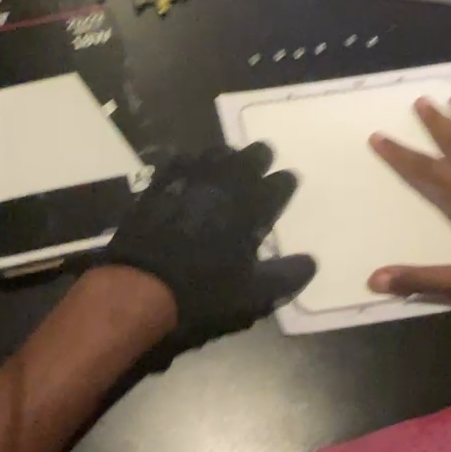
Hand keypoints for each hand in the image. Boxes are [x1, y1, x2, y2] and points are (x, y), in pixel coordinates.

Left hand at [100, 143, 315, 350]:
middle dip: (259, 157)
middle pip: (247, 160)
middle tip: (264, 155)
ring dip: (226, 155)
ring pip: (213, 155)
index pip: (277, 186)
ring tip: (230, 157)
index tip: (289, 179)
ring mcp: (187, 183)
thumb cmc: (202, 294)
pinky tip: (189, 164)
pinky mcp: (156, 188)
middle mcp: (222, 186)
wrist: (139, 288)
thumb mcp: (252, 296)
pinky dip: (190, 161)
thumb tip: (311, 262)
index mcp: (250, 208)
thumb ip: (285, 277)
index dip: (284, 182)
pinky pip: (178, 163)